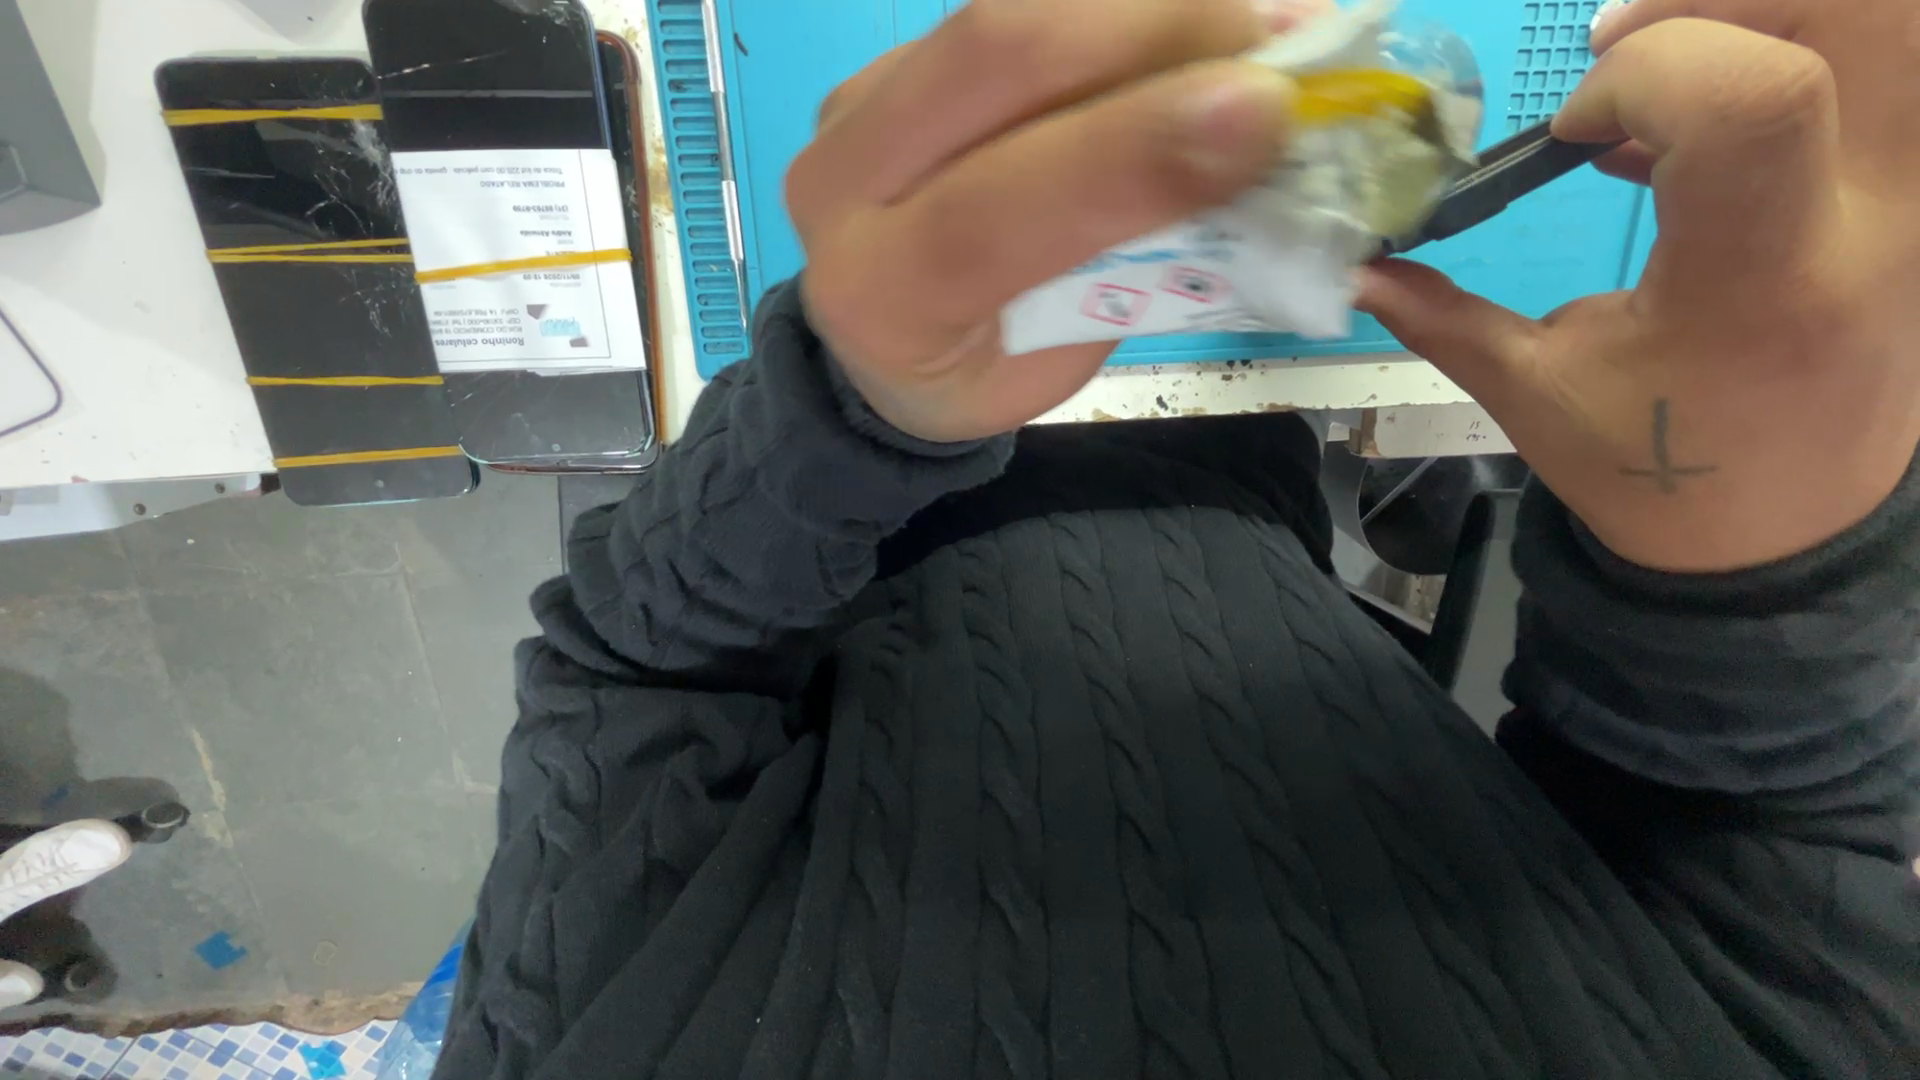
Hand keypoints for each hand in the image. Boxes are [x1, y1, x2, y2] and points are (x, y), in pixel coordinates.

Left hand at [786, 0, 1308, 442]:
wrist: (885, 345)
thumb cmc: (977, 374)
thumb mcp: (1049, 363)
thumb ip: (1125, 271)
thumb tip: (1254, 162)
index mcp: (879, 299)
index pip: (988, 219)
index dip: (1127, 156)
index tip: (1264, 116)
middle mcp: (840, 188)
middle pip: (990, 64)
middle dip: (1151, 33)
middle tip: (1279, 43)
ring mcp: (855, 110)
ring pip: (999, 11)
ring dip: (1141, 4)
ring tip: (1247, 24)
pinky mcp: (885, 67)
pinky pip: (1004, 9)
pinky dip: (1107, 8)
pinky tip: (1179, 20)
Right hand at [1358, 1, 1919, 571]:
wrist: (1772, 524)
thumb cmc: (1638, 463)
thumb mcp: (1525, 392)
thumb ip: (1440, 318)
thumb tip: (1358, 271)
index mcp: (1753, 278)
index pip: (1747, 95)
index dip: (1641, 75)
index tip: (1566, 134)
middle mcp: (1875, 213)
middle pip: (1868, 6)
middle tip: (1616, 40)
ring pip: (1897, 19)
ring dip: (1763, 11)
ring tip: (1655, 62)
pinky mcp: (1917, 191)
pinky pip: (1886, 68)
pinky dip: (1786, 52)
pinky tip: (1684, 118)